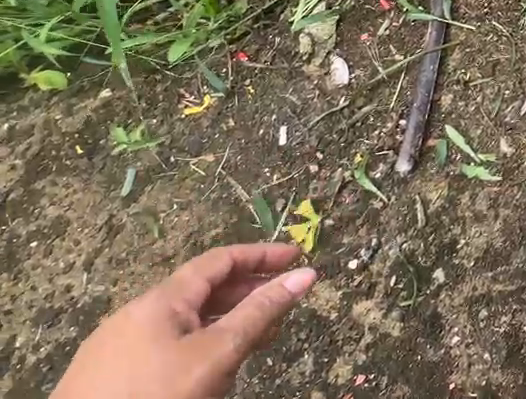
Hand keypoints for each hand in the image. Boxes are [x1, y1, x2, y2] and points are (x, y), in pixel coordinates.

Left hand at [51, 243, 316, 398]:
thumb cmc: (157, 395)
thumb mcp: (219, 352)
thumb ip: (263, 310)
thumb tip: (307, 273)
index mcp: (158, 301)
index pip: (219, 260)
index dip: (262, 254)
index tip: (298, 258)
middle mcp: (133, 315)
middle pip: (202, 288)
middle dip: (248, 291)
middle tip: (284, 304)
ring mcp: (113, 347)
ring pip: (184, 319)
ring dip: (226, 320)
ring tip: (256, 339)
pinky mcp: (104, 375)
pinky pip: (164, 343)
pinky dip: (200, 341)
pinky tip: (212, 364)